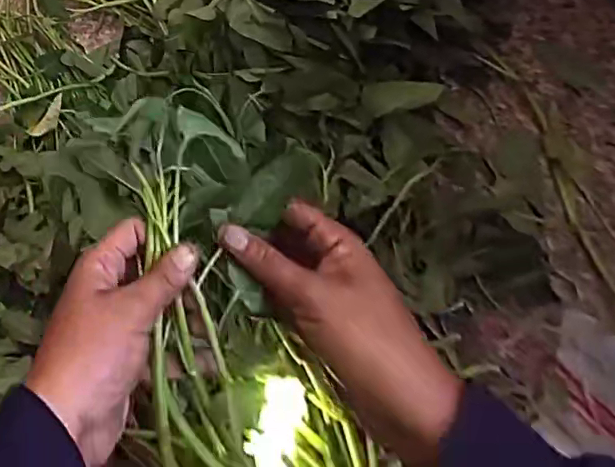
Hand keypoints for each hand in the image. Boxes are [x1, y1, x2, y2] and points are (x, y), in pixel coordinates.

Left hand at [25, 219, 197, 465]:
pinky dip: (177, 351)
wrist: (68, 419)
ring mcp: (116, 322)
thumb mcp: (131, 310)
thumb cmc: (95, 351)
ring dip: (182, 317)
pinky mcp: (125, 355)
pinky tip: (207, 361)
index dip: (160, 236)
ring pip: (155, 308)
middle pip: (147, 271)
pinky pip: (156, 344)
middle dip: (177, 282)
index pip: (132, 233)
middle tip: (205, 296)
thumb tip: (189, 248)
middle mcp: (106, 287)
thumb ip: (162, 279)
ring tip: (210, 327)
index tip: (192, 252)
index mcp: (99, 266)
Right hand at [219, 200, 462, 466]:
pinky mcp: (317, 320)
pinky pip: (283, 297)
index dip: (256, 205)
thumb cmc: (365, 339)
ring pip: (279, 269)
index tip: (217, 204)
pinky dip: (261, 294)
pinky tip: (230, 289)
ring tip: (208, 256)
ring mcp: (323, 291)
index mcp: (336, 242)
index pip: (289, 210)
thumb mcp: (312, 295)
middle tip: (204, 232)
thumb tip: (225, 228)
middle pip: (282, 239)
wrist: (410, 410)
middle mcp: (328, 260)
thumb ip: (267, 262)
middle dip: (248, 237)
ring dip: (251, 267)